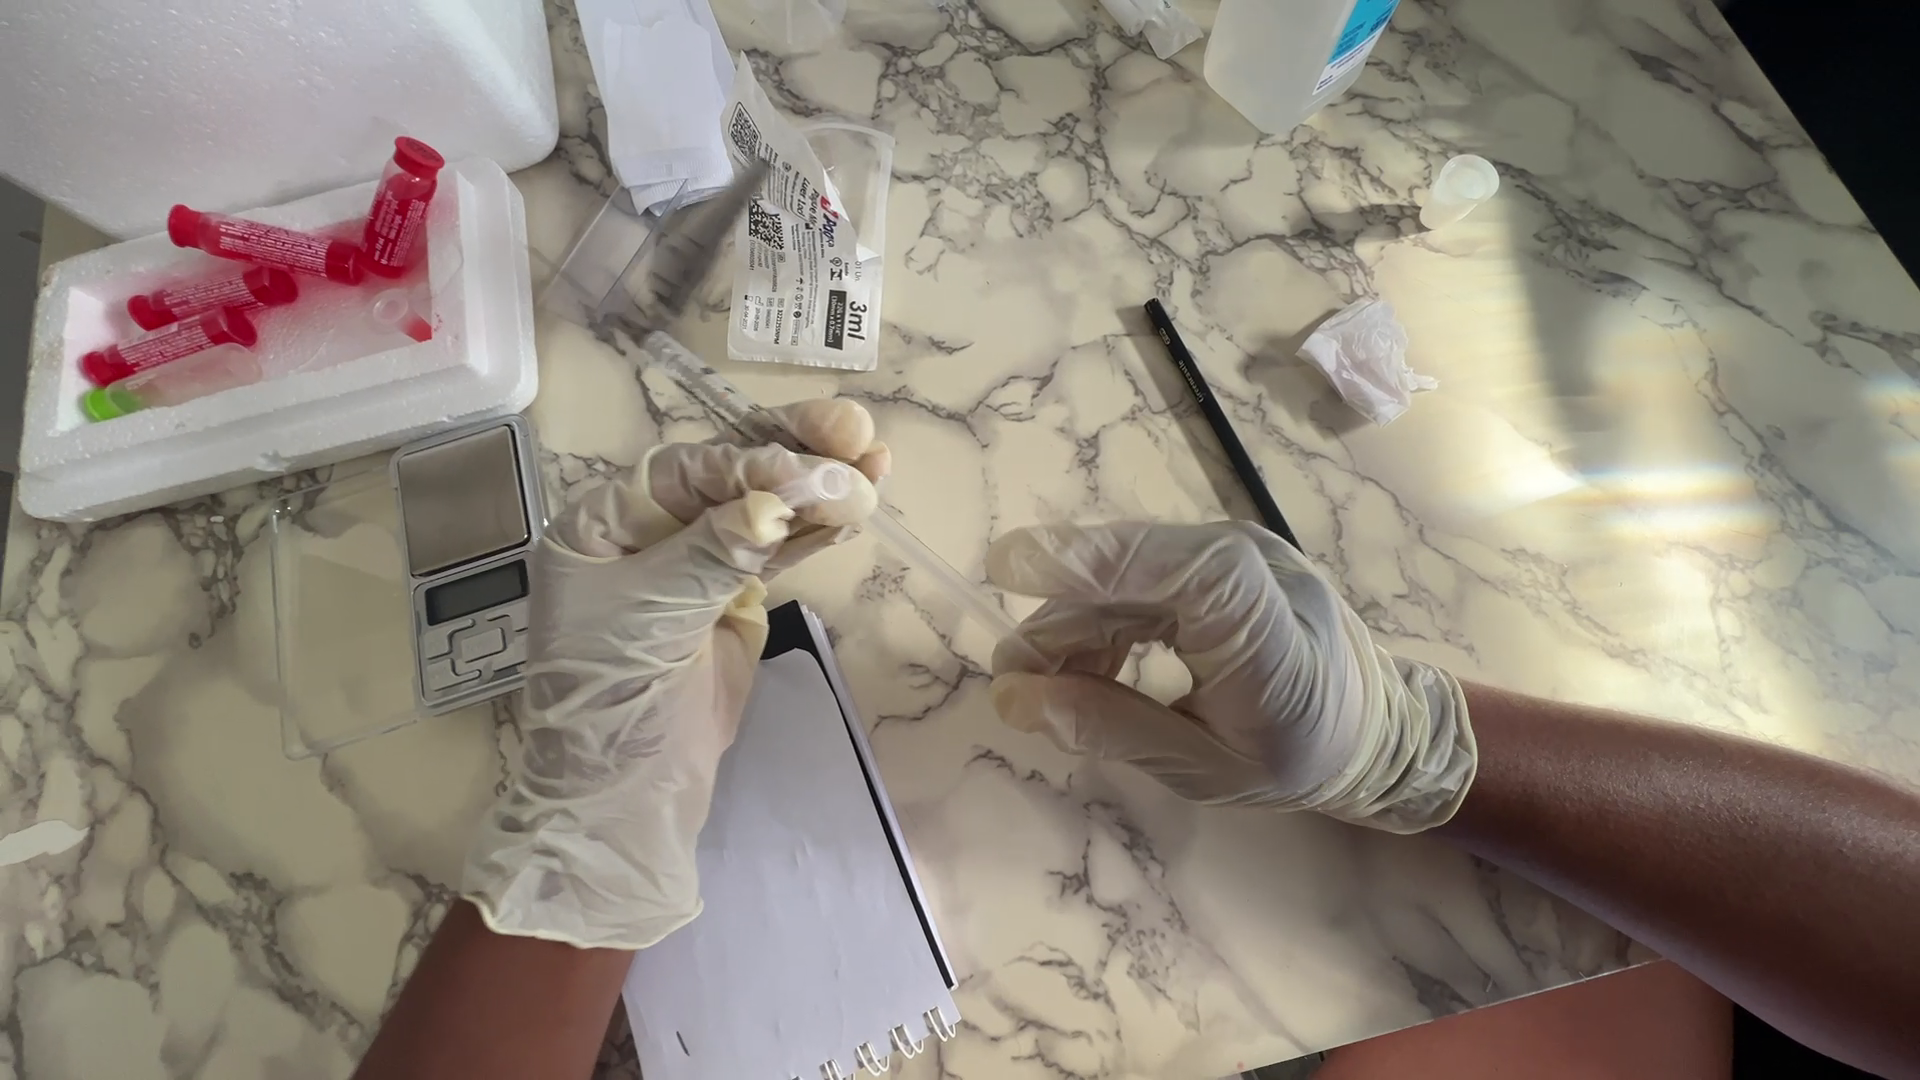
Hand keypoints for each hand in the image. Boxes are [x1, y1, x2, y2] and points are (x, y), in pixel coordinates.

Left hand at [464, 400, 888, 948]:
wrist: (630, 789)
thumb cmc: (612, 700)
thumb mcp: (649, 616)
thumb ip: (711, 553)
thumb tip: (775, 504)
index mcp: (612, 520)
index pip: (691, 469)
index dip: (753, 462)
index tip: (812, 471)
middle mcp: (659, 528)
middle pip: (736, 472)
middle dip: (798, 452)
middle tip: (859, 434)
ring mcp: (706, 559)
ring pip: (770, 507)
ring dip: (824, 486)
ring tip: (878, 462)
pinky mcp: (742, 591)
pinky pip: (785, 549)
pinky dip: (821, 529)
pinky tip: (861, 502)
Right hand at [985, 521, 1475, 832]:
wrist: (1373, 728)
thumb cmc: (1299, 758)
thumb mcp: (1202, 766)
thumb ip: (1109, 726)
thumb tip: (1014, 699)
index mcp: (1263, 623)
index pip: (1175, 570)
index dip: (1089, 562)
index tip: (1007, 568)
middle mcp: (1245, 566)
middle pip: (1127, 569)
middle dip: (1057, 619)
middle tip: (1009, 677)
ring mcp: (1228, 556)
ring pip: (1121, 576)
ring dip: (1072, 628)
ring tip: (1041, 687)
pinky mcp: (1212, 563)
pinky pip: (1137, 583)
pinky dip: (1099, 624)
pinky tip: (1084, 671)